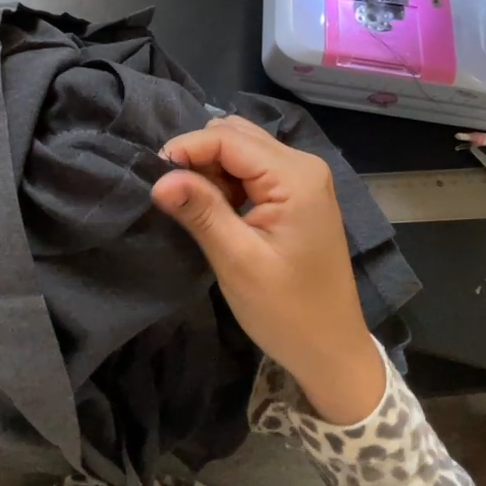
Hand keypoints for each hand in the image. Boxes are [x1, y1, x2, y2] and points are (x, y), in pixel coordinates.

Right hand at [152, 117, 386, 424]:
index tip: (154, 178)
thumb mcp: (237, 262)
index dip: (186, 149)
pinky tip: (217, 212)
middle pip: (235, 135)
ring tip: (196, 208)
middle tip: (176, 197)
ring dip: (211, 169)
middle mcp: (302, 165)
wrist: (331, 350)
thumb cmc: (287, 311)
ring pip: (240, 148)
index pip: (227, 138)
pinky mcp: (297, 194)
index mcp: (295, 176)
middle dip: (198, 157)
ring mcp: (303, 179)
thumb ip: (201, 212)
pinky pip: (251, 169)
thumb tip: (159, 178)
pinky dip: (226, 181)